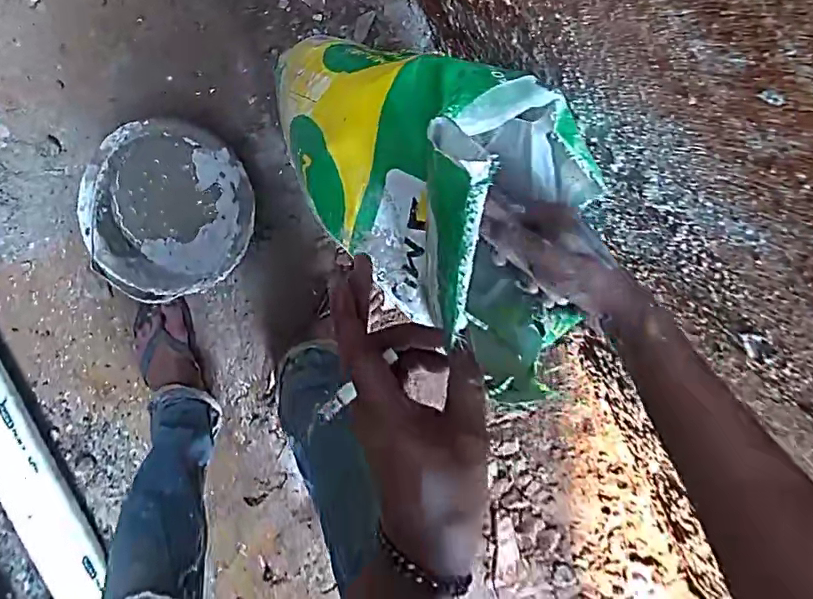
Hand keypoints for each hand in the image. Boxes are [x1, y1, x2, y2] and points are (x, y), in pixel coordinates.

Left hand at [329, 255, 487, 579]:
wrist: (427, 547)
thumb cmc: (447, 494)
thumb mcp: (468, 437)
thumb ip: (466, 383)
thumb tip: (465, 339)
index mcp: (381, 406)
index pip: (356, 347)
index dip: (348, 306)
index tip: (345, 271)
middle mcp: (367, 403)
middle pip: (362, 342)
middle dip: (362, 302)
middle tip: (365, 265)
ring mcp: (373, 411)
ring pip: (379, 356)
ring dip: (407, 339)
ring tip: (446, 343)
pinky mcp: (383, 418)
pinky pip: (390, 374)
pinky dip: (411, 361)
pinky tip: (442, 365)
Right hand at [480, 197, 647, 326]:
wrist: (618, 306)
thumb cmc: (578, 277)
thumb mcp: (540, 257)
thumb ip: (511, 239)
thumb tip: (483, 221)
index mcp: (554, 214)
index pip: (514, 211)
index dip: (499, 228)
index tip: (493, 251)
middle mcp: (562, 223)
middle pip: (523, 232)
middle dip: (515, 256)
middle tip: (510, 272)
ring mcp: (569, 243)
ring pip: (534, 252)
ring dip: (531, 273)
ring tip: (538, 290)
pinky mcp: (575, 262)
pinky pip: (548, 266)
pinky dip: (545, 280)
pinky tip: (552, 297)